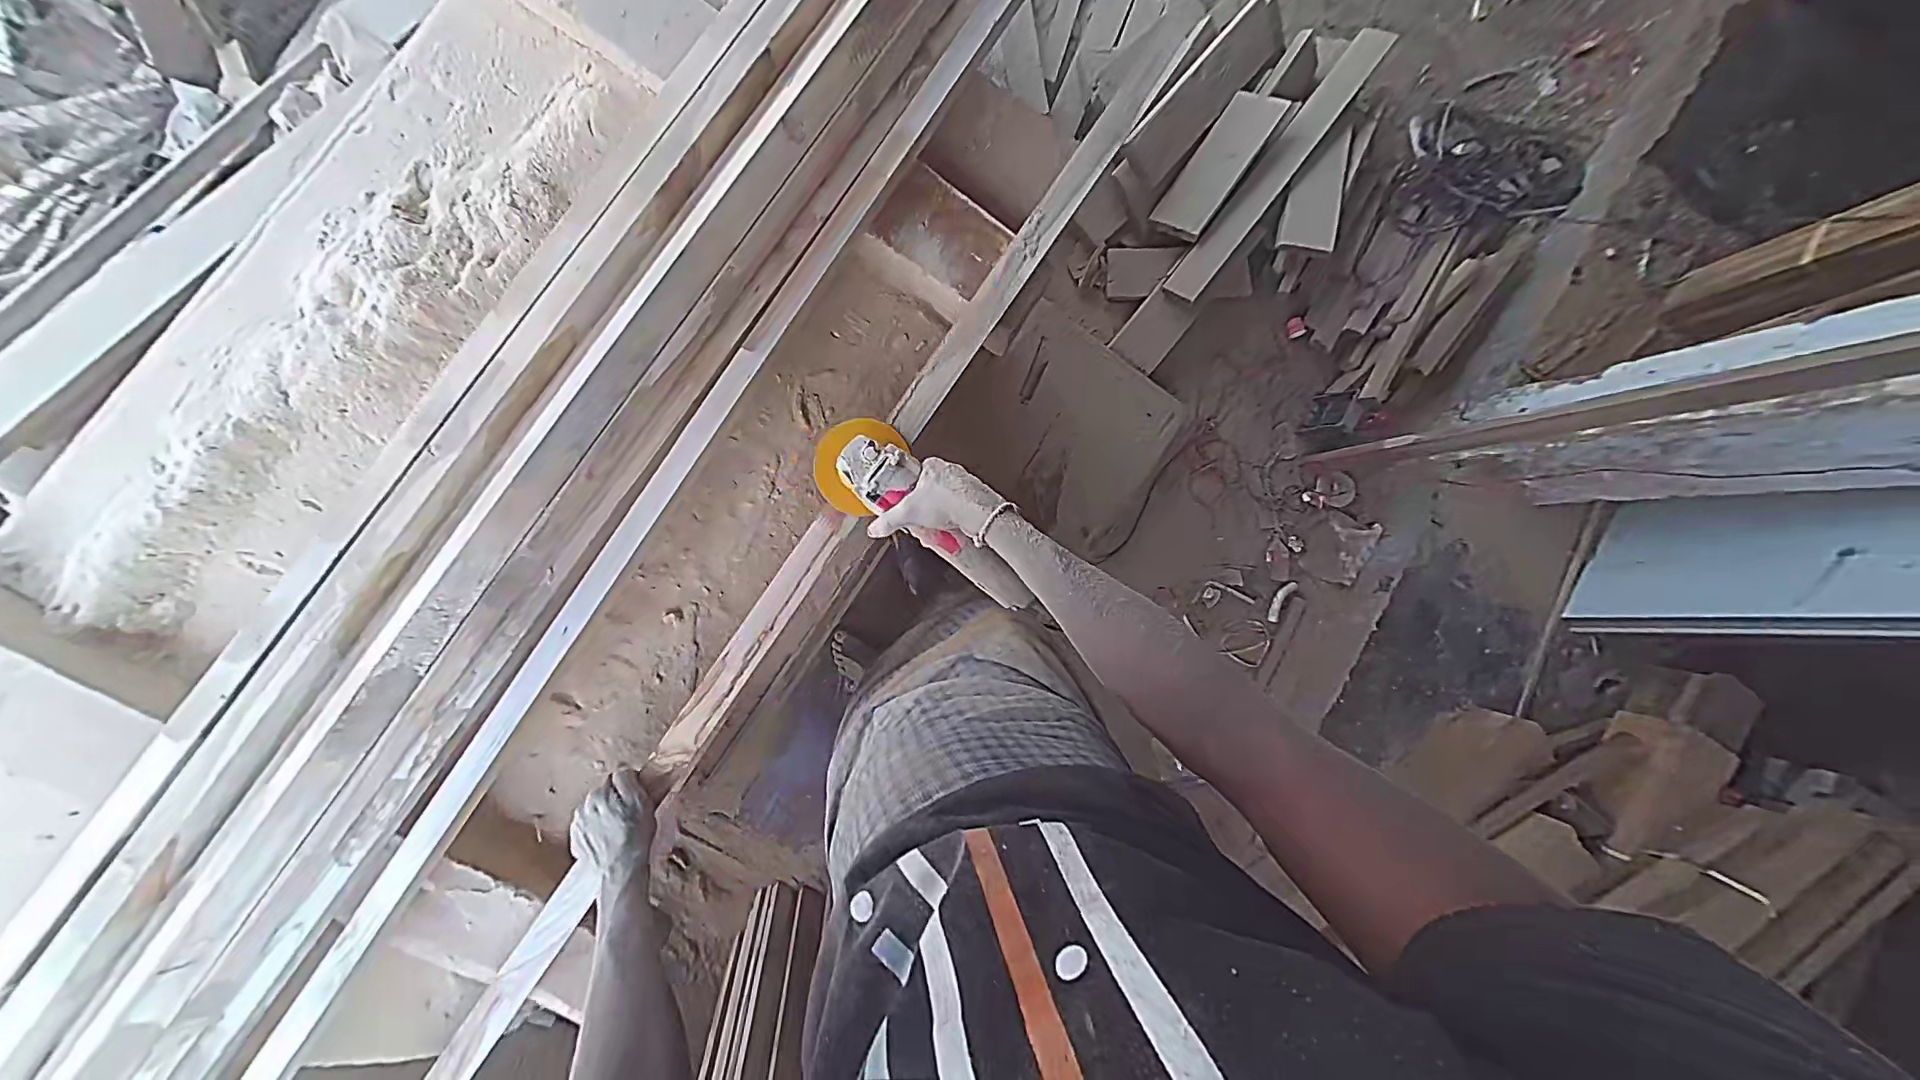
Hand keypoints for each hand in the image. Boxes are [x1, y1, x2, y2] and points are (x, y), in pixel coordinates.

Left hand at [571, 768, 656, 890]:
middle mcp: (585, 805)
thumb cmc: (634, 837)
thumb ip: (629, 781)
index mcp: (600, 793)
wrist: (618, 870)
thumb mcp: (642, 801)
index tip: (637, 796)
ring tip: (619, 827)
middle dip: (616, 798)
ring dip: (606, 812)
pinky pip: (590, 824)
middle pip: (605, 791)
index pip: (618, 776)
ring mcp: (579, 823)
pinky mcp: (576, 838)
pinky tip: (609, 836)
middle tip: (630, 812)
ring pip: (597, 808)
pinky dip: (598, 827)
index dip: (631, 785)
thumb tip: (624, 771)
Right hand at [867, 458, 1007, 542]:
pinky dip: (953, 519)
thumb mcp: (909, 513)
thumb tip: (876, 527)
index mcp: (932, 466)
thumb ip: (889, 520)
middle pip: (929, 491)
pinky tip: (950, 528)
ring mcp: (964, 484)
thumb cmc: (949, 501)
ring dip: (939, 515)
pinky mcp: (975, 498)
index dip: (907, 492)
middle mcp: (950, 471)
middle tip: (919, 519)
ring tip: (935, 526)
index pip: (913, 476)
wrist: (978, 513)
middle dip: (924, 508)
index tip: (903, 504)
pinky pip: (959, 508)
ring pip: (945, 501)